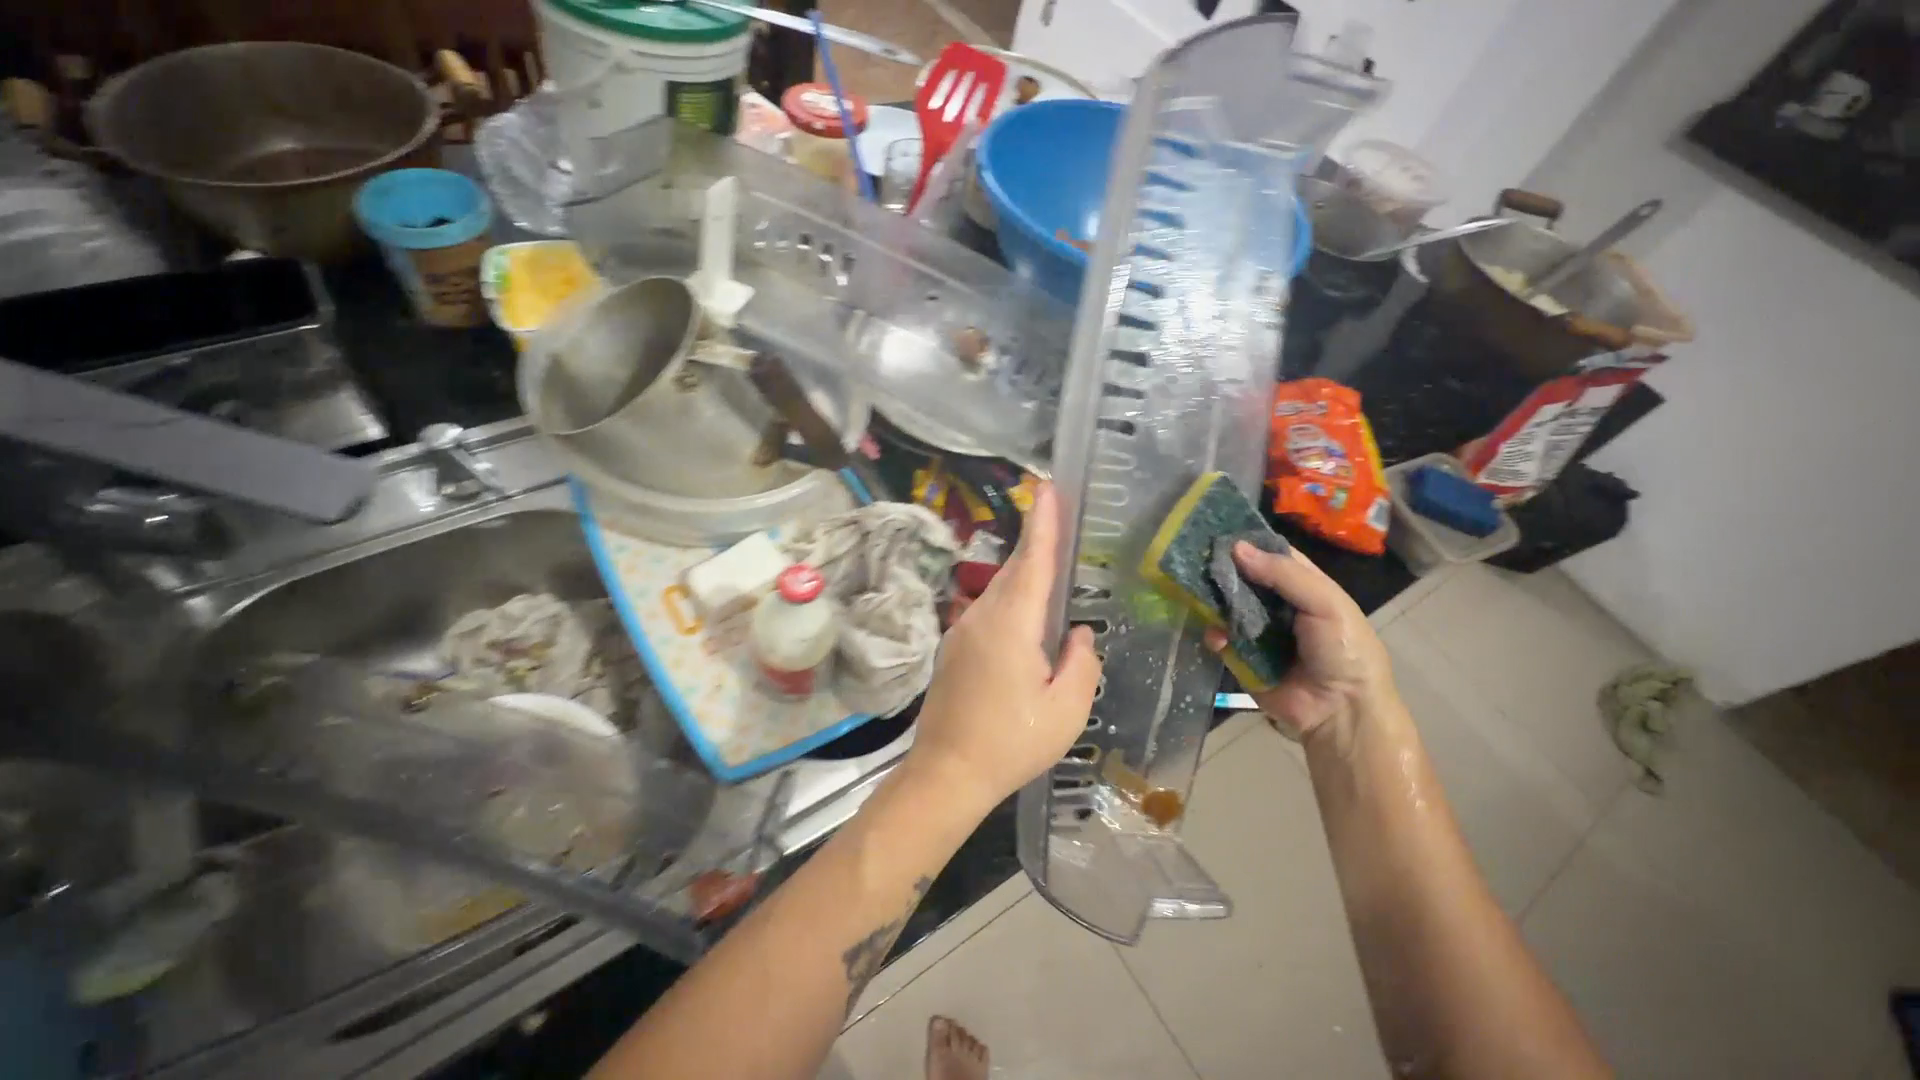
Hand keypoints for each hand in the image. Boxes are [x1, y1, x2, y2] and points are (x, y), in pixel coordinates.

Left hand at [906, 483, 1101, 809]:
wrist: (946, 774)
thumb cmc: (1011, 743)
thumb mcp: (1066, 709)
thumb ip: (1080, 663)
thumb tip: (1077, 634)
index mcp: (1010, 625)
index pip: (1031, 562)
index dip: (1042, 523)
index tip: (1047, 486)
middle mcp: (981, 618)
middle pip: (1013, 572)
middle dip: (1036, 542)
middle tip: (1058, 516)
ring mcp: (961, 634)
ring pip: (999, 593)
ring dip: (1024, 576)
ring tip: (1051, 566)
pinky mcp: (953, 652)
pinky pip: (988, 614)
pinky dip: (1011, 604)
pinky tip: (1027, 621)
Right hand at [1204, 541, 1392, 746]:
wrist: (1340, 710)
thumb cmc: (1343, 648)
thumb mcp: (1324, 602)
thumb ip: (1282, 574)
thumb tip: (1235, 548)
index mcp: (1302, 585)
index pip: (1271, 554)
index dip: (1248, 543)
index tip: (1216, 531)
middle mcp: (1277, 605)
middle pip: (1243, 578)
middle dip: (1222, 570)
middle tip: (1195, 559)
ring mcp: (1257, 631)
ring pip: (1226, 606)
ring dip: (1213, 601)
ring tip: (1197, 593)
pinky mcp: (1241, 658)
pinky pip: (1221, 639)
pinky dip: (1215, 635)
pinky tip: (1218, 636)